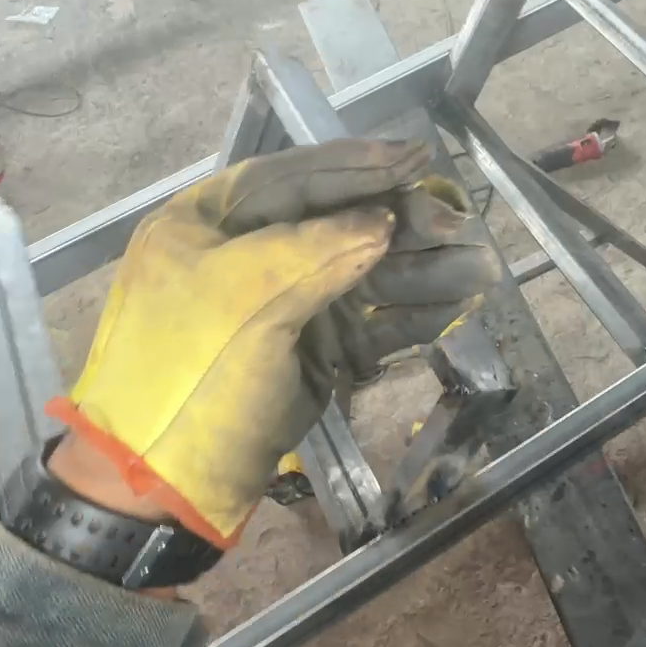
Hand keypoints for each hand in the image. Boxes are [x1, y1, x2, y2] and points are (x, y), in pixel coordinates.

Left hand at [47, 141, 501, 547]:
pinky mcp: (319, 351)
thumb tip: (384, 221)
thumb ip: (317, 249)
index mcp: (213, 224)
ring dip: (425, 272)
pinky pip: (375, 324)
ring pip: (369, 276)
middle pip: (344, 225)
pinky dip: (414, 317)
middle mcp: (255, 256)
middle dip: (406, 225)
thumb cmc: (190, 379)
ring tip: (481, 269)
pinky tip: (457, 307)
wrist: (164, 488)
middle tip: (460, 225)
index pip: (297, 179)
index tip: (418, 157)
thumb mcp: (243, 300)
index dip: (361, 166)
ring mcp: (291, 306)